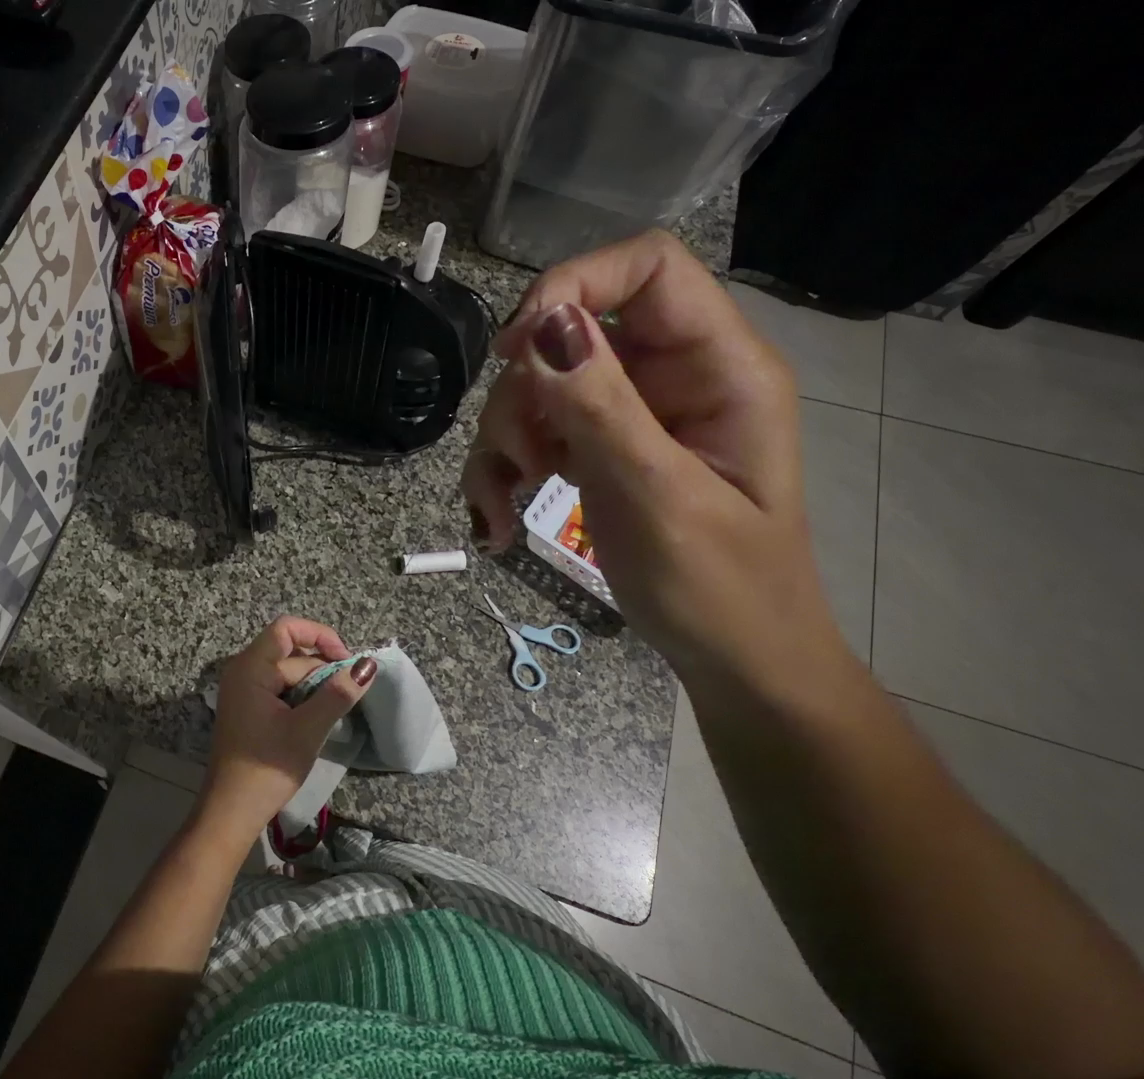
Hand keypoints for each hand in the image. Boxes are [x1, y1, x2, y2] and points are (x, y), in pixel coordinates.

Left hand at [194, 617, 375, 843]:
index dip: (320, 635)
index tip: (347, 661)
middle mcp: (242, 671)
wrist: (232, 810)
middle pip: (290, 652)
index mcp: (250, 667)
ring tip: (336, 710)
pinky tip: (316, 719)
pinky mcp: (248, 710)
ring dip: (314, 685)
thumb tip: (367, 665)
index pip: (287, 628)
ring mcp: (243, 691)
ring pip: (286, 673)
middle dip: (322, 667)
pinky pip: (279, 690)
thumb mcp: (308, 729)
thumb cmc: (267, 766)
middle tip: (349, 695)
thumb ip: (338, 693)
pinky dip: (301, 698)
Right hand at [462, 230, 839, 686]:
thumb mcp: (658, 496)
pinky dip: (499, 473)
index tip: (516, 348)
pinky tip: (497, 519)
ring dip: (502, 441)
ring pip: (535, 385)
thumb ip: (602, 407)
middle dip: (524, 393)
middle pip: (570, 331)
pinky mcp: (597, 449)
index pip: (647, 268)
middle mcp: (672, 375)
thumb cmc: (721, 588)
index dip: (573, 285)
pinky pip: (528, 433)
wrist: (732, 659)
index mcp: (720, 367)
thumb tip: (543, 324)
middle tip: (522, 462)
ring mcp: (630, 413)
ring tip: (505, 506)